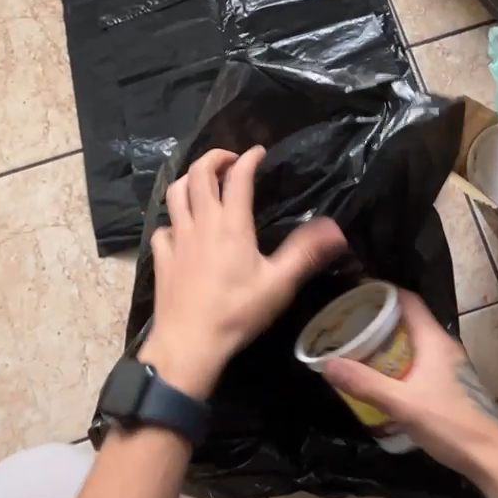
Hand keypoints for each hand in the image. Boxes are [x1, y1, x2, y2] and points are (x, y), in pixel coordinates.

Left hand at [138, 146, 346, 399]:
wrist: (189, 344)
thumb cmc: (237, 312)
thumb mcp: (279, 284)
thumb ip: (305, 253)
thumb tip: (335, 228)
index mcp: (232, 224)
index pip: (238, 177)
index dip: (249, 158)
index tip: (259, 153)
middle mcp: (202, 222)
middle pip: (199, 173)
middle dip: (214, 157)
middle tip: (230, 160)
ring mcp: (178, 238)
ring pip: (175, 193)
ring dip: (189, 179)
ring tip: (203, 182)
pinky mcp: (162, 257)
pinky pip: (162, 227)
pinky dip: (172, 220)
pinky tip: (180, 229)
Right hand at [321, 290, 497, 486]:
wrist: (492, 460)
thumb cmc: (450, 424)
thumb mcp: (402, 404)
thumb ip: (366, 384)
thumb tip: (327, 364)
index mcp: (434, 339)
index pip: (407, 299)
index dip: (381, 291)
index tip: (354, 292)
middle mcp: (443, 345)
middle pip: (409, 319)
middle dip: (379, 318)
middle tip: (350, 321)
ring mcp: (450, 365)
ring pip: (415, 341)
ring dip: (389, 340)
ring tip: (360, 346)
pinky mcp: (451, 384)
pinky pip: (420, 359)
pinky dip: (399, 359)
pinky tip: (383, 375)